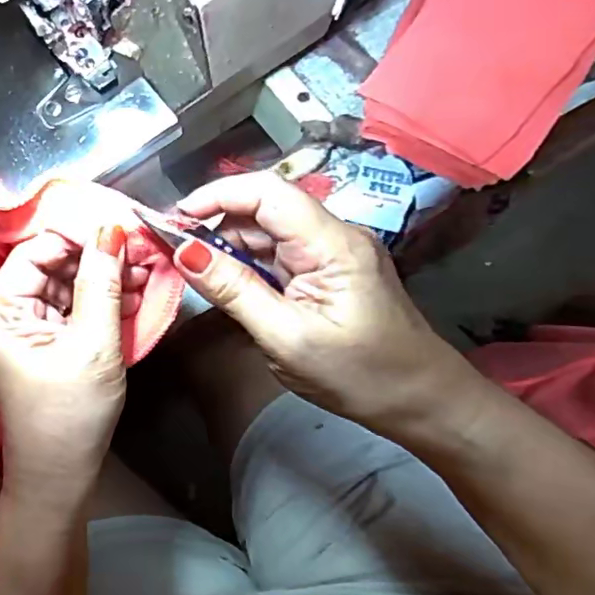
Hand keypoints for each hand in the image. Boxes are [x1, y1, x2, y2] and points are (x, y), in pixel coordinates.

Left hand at [0, 225, 142, 507]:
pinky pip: (74, 309)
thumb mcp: (92, 344)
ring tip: (145, 269)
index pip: (35, 252)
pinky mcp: (48, 344)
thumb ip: (102, 284)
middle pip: (52, 266)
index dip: (75, 236)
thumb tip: (112, 230)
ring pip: (67, 286)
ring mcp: (28, 330)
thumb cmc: (69, 416)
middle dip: (96, 256)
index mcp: (1, 312)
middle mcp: (8, 315)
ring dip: (104, 277)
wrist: (60, 478)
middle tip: (140, 248)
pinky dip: (101, 300)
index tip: (118, 227)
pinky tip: (133, 292)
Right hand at [172, 173, 489, 441]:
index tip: (174, 219)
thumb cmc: (361, 376)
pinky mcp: (326, 270)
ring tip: (191, 271)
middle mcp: (333, 235)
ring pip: (265, 232)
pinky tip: (224, 282)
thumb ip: (233, 291)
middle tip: (172, 251)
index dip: (215, 196)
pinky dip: (244, 264)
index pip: (267, 192)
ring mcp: (330, 252)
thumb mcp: (286, 338)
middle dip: (213, 224)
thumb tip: (183, 252)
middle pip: (262, 209)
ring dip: (226, 247)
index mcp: (332, 244)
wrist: (422, 402)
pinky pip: (276, 254)